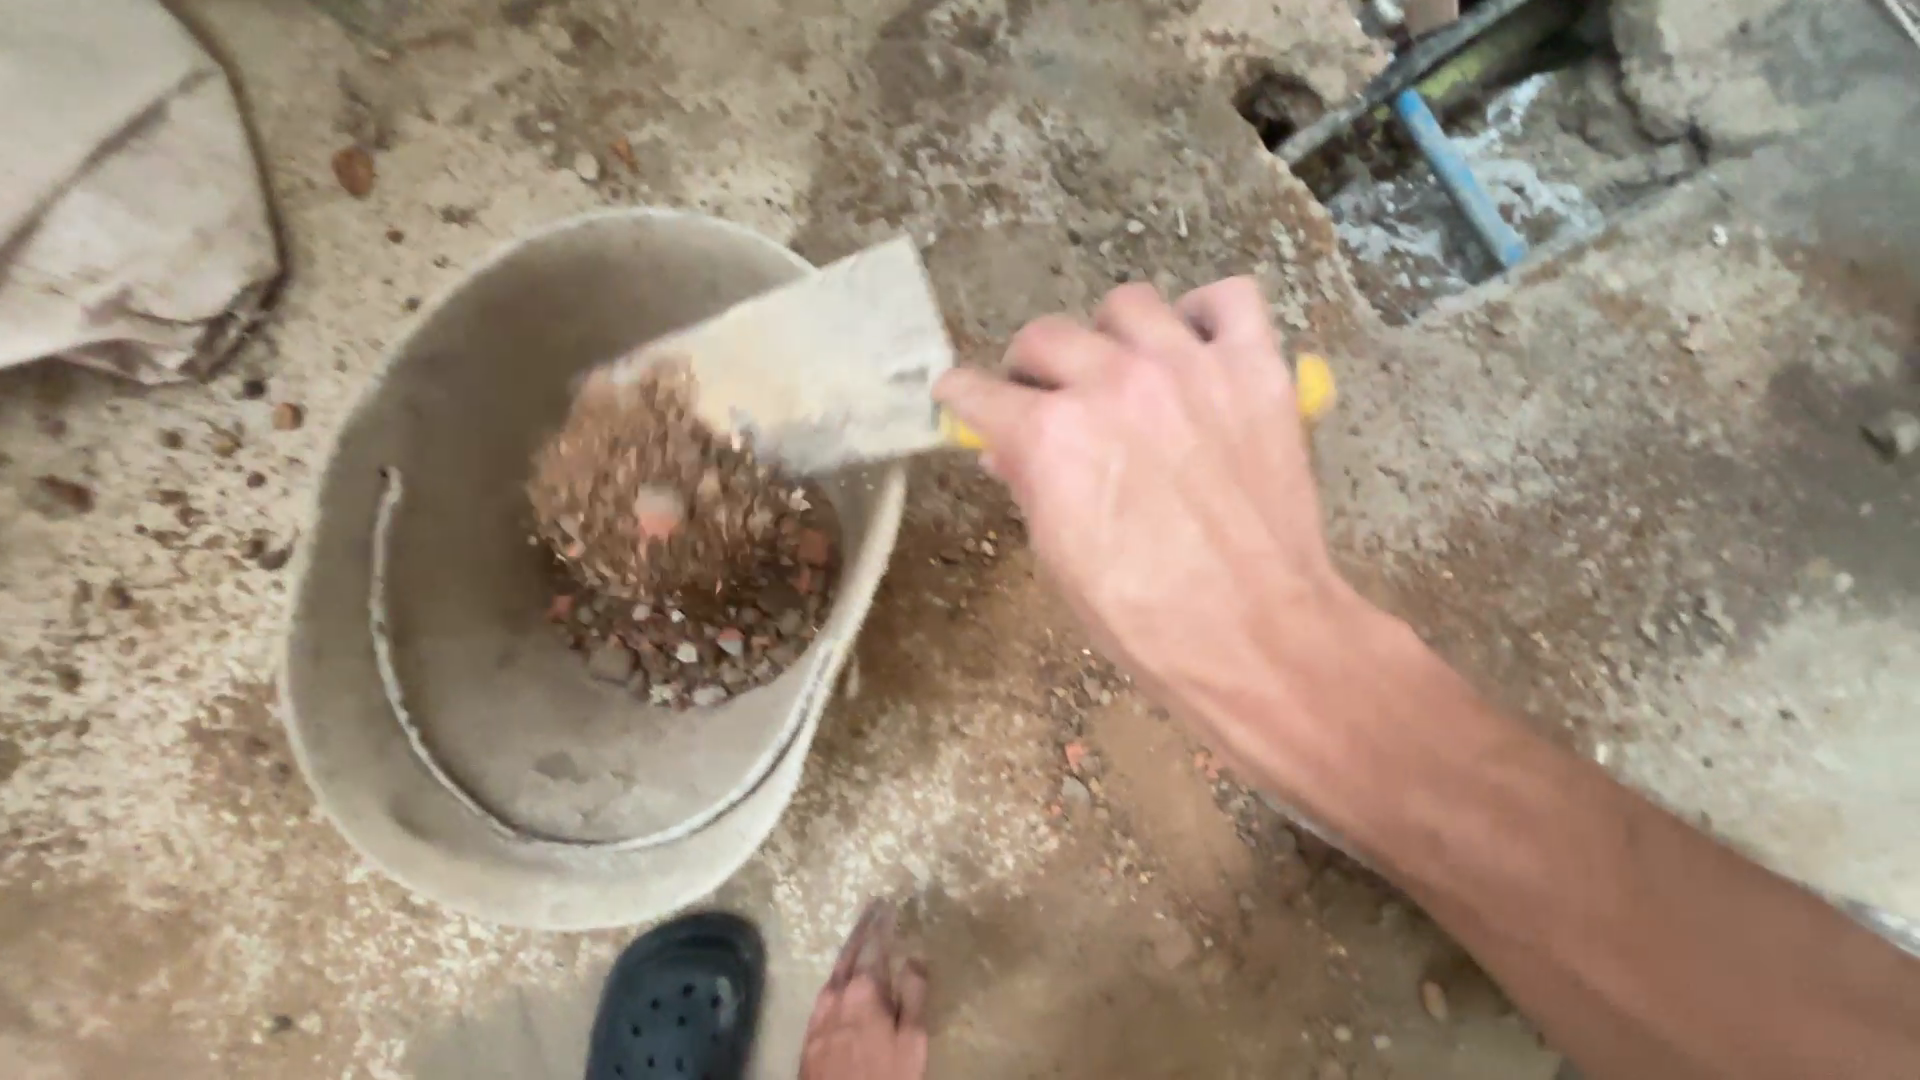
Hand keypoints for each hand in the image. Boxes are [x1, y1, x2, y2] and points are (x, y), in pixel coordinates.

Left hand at [799, 902, 928, 1079]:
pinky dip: (839, 973)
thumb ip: (913, 996)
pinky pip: (826, 991)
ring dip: (850, 949)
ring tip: (861, 934)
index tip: (888, 903)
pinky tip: (843, 978)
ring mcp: (819, 1014)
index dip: (882, 923)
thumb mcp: (912, 1042)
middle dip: (864, 927)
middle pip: (850, 951)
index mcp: (864, 990)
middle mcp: (837, 994)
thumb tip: (914, 957)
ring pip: (836, 971)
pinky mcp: (810, 1035)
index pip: (875, 945)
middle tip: (874, 906)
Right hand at [934, 279, 1364, 777]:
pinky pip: (1229, 298)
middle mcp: (1113, 383)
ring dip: (1109, 337)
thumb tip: (1002, 449)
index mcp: (1051, 436)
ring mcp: (1189, 368)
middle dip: (1029, 368)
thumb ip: (1027, 484)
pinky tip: (1195, 347)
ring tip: (1122, 372)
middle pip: (1043, 335)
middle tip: (1047, 398)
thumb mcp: (1058, 557)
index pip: (977, 391)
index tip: (963, 398)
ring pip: (1127, 304)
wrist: (1253, 634)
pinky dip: (1206, 314)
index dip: (962, 397)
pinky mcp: (1255, 369)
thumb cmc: (1142, 615)